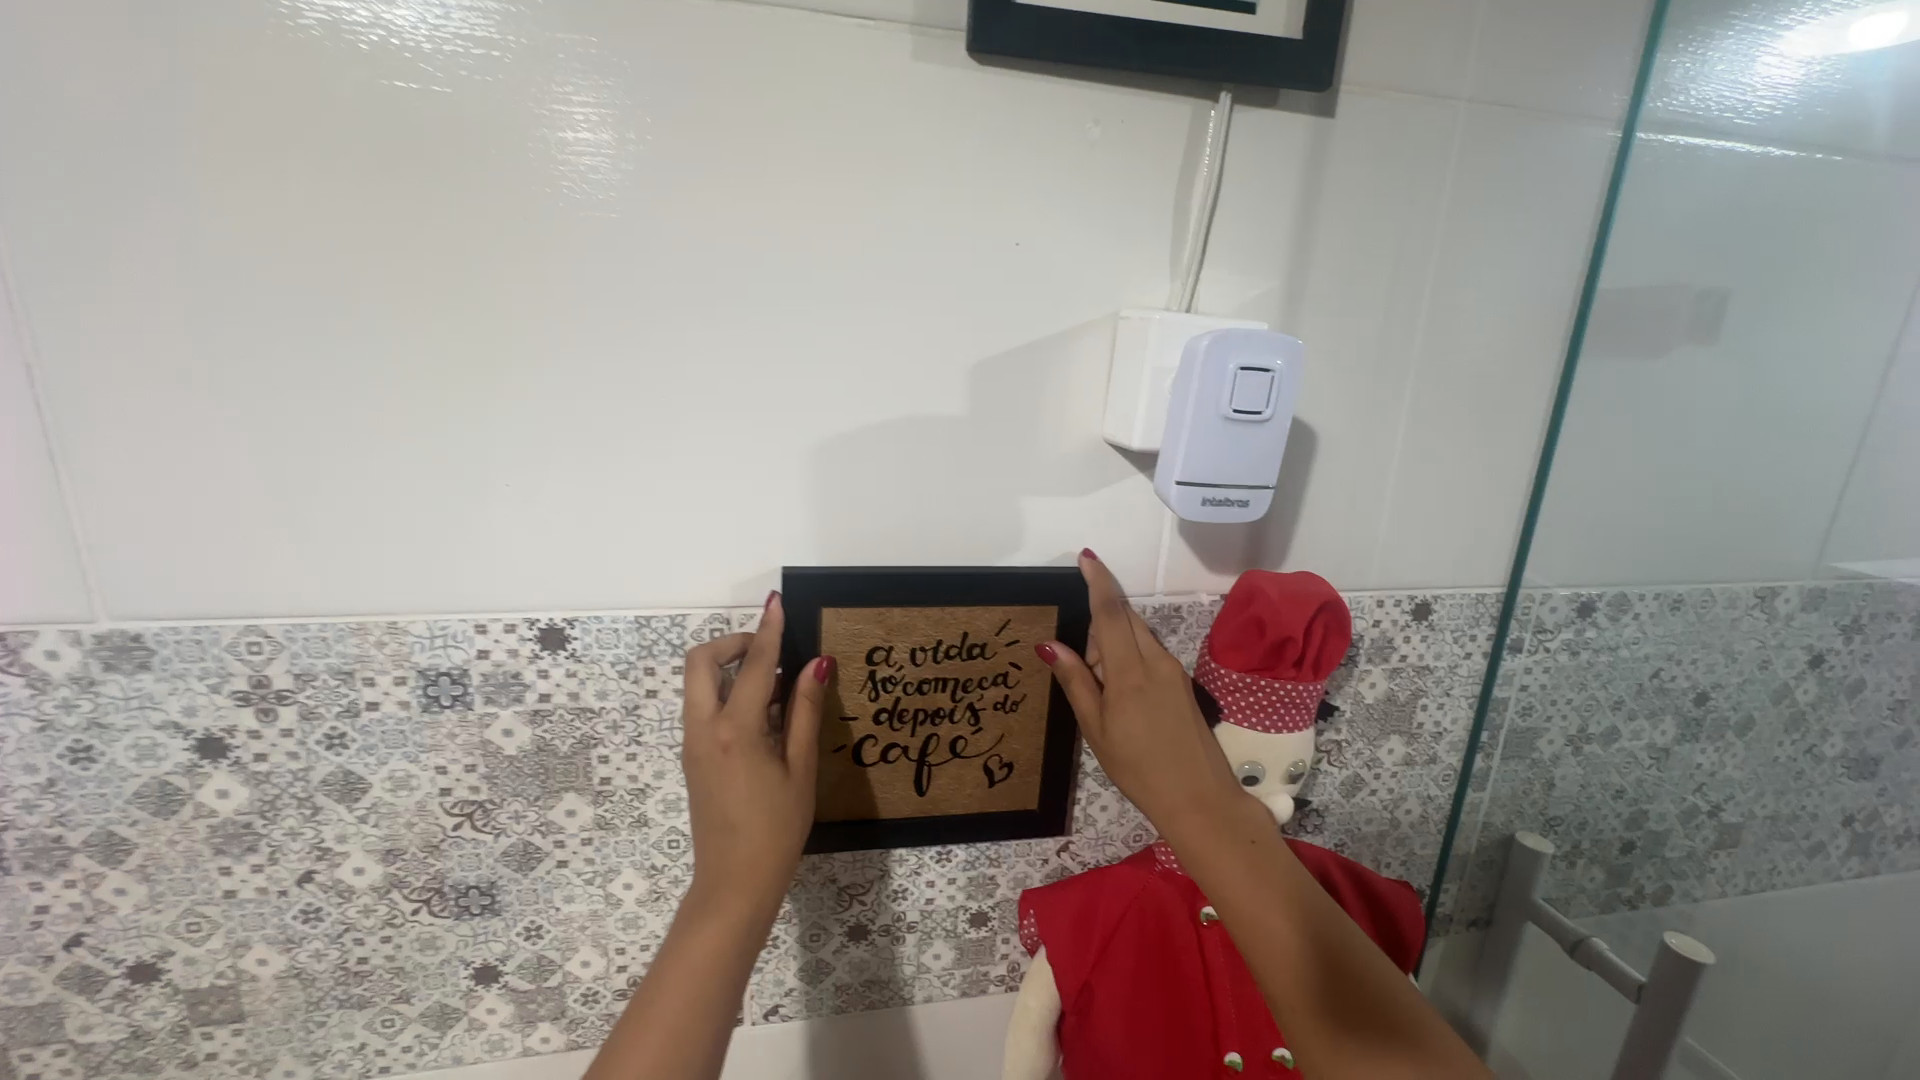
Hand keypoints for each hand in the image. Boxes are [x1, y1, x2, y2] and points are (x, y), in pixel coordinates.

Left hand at [679, 593, 830, 920]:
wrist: (734, 883)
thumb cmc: (777, 829)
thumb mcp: (800, 768)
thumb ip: (803, 711)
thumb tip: (816, 664)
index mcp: (735, 730)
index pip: (751, 665)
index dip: (769, 631)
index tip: (777, 603)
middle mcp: (704, 728)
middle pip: (700, 662)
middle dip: (732, 643)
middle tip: (769, 650)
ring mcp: (692, 743)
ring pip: (697, 684)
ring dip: (728, 668)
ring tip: (774, 684)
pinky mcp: (692, 757)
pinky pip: (703, 707)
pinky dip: (726, 693)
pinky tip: (763, 714)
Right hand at [1036, 551, 1254, 841]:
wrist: (1200, 798)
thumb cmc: (1138, 767)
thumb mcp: (1095, 729)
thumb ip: (1075, 681)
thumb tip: (1049, 644)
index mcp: (1130, 671)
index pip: (1111, 612)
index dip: (1097, 581)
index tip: (1085, 556)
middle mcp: (1156, 660)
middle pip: (1125, 618)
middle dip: (1099, 622)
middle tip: (1083, 665)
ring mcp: (1172, 670)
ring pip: (1137, 635)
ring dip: (1113, 643)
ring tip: (1101, 689)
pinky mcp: (1181, 683)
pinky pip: (1148, 652)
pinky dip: (1128, 657)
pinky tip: (1120, 695)